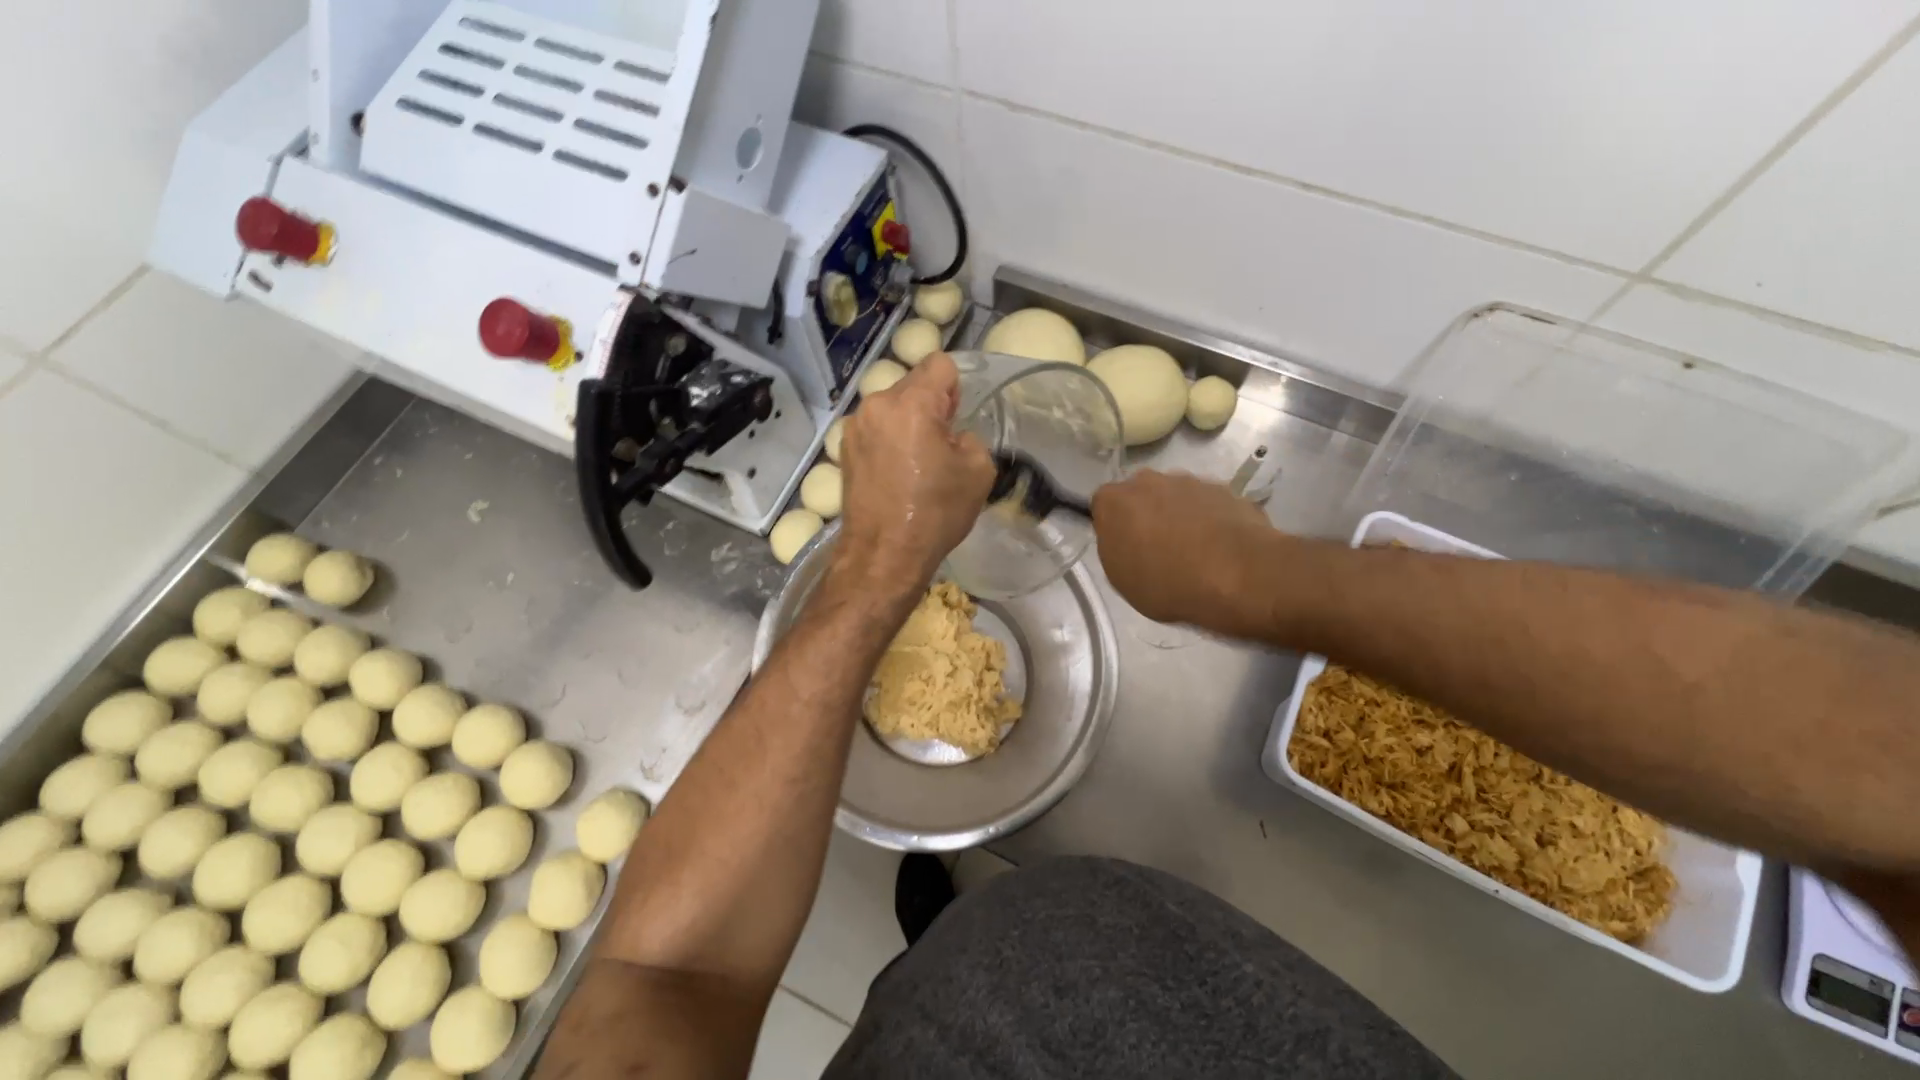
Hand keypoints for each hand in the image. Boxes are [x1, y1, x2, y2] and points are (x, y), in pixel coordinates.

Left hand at [837, 353, 994, 589]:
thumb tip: (950, 435)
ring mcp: (855, 427)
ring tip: (916, 465)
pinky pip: (876, 430)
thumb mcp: (978, 471)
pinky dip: (889, 442)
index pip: (939, 364)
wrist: (884, 555)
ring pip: (892, 408)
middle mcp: (877, 405)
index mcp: (911, 404)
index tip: (955, 422)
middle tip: (940, 448)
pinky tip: (896, 474)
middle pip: (912, 384)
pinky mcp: (844, 449)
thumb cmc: (935, 513)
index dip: (954, 389)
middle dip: (930, 407)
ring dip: (907, 424)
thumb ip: (968, 436)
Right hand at [1091, 470, 1282, 634]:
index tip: (1126, 550)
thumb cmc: (1168, 583)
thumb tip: (1124, 536)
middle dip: (1146, 516)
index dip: (1114, 528)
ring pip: (1175, 497)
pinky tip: (1219, 549)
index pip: (1103, 506)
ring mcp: (1189, 481)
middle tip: (1158, 550)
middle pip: (1140, 495)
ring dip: (1179, 517)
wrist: (1238, 575)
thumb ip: (1115, 548)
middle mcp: (1149, 480)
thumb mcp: (1121, 579)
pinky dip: (1209, 520)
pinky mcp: (1224, 488)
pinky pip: (1207, 505)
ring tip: (1195, 553)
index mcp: (1115, 500)